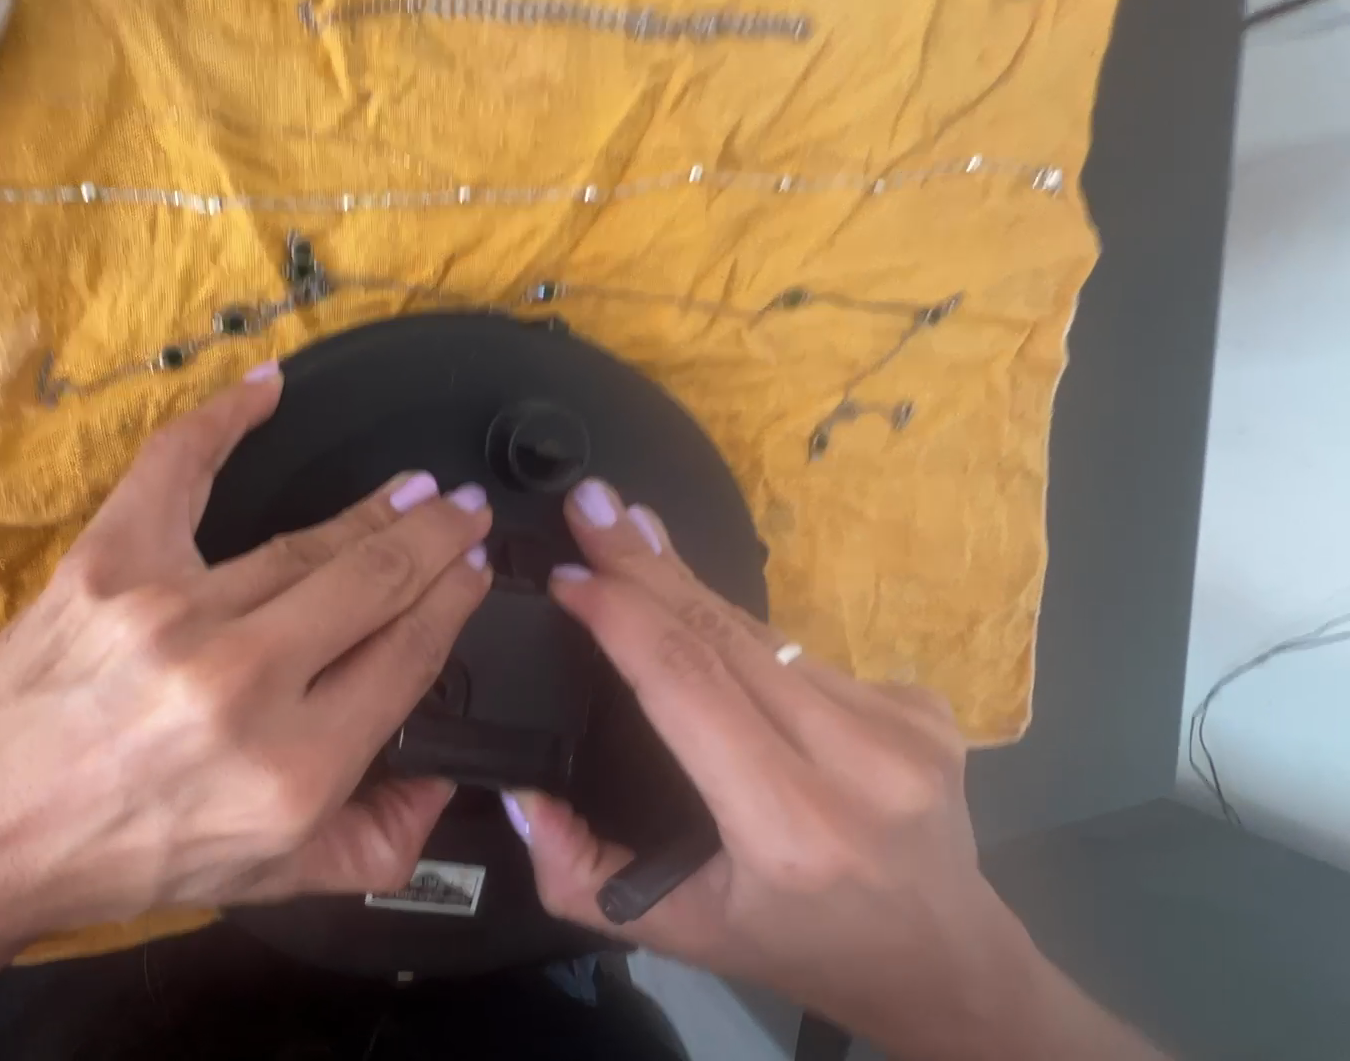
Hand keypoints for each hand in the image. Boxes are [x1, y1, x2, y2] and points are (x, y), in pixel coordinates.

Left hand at [0, 364, 492, 938]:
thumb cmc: (126, 856)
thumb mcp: (267, 880)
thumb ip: (374, 845)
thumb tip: (441, 781)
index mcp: (297, 770)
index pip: (407, 656)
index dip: (452, 601)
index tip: (473, 568)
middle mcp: (247, 683)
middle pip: (374, 582)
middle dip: (436, 538)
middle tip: (466, 508)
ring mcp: (175, 613)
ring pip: (306, 541)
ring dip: (375, 508)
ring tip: (415, 488)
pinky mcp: (110, 564)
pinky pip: (180, 468)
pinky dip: (225, 419)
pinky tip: (271, 387)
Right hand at [506, 479, 1160, 1060]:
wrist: (949, 964)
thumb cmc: (800, 947)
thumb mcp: (677, 934)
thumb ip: (579, 876)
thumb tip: (519, 797)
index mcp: (789, 826)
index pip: (688, 684)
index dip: (622, 617)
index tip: (567, 576)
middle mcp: (856, 762)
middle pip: (722, 632)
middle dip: (642, 563)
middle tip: (588, 504)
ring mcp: (900, 725)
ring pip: (757, 630)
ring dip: (681, 578)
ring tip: (626, 529)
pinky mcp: (921, 704)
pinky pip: (794, 649)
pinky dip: (731, 621)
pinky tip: (690, 599)